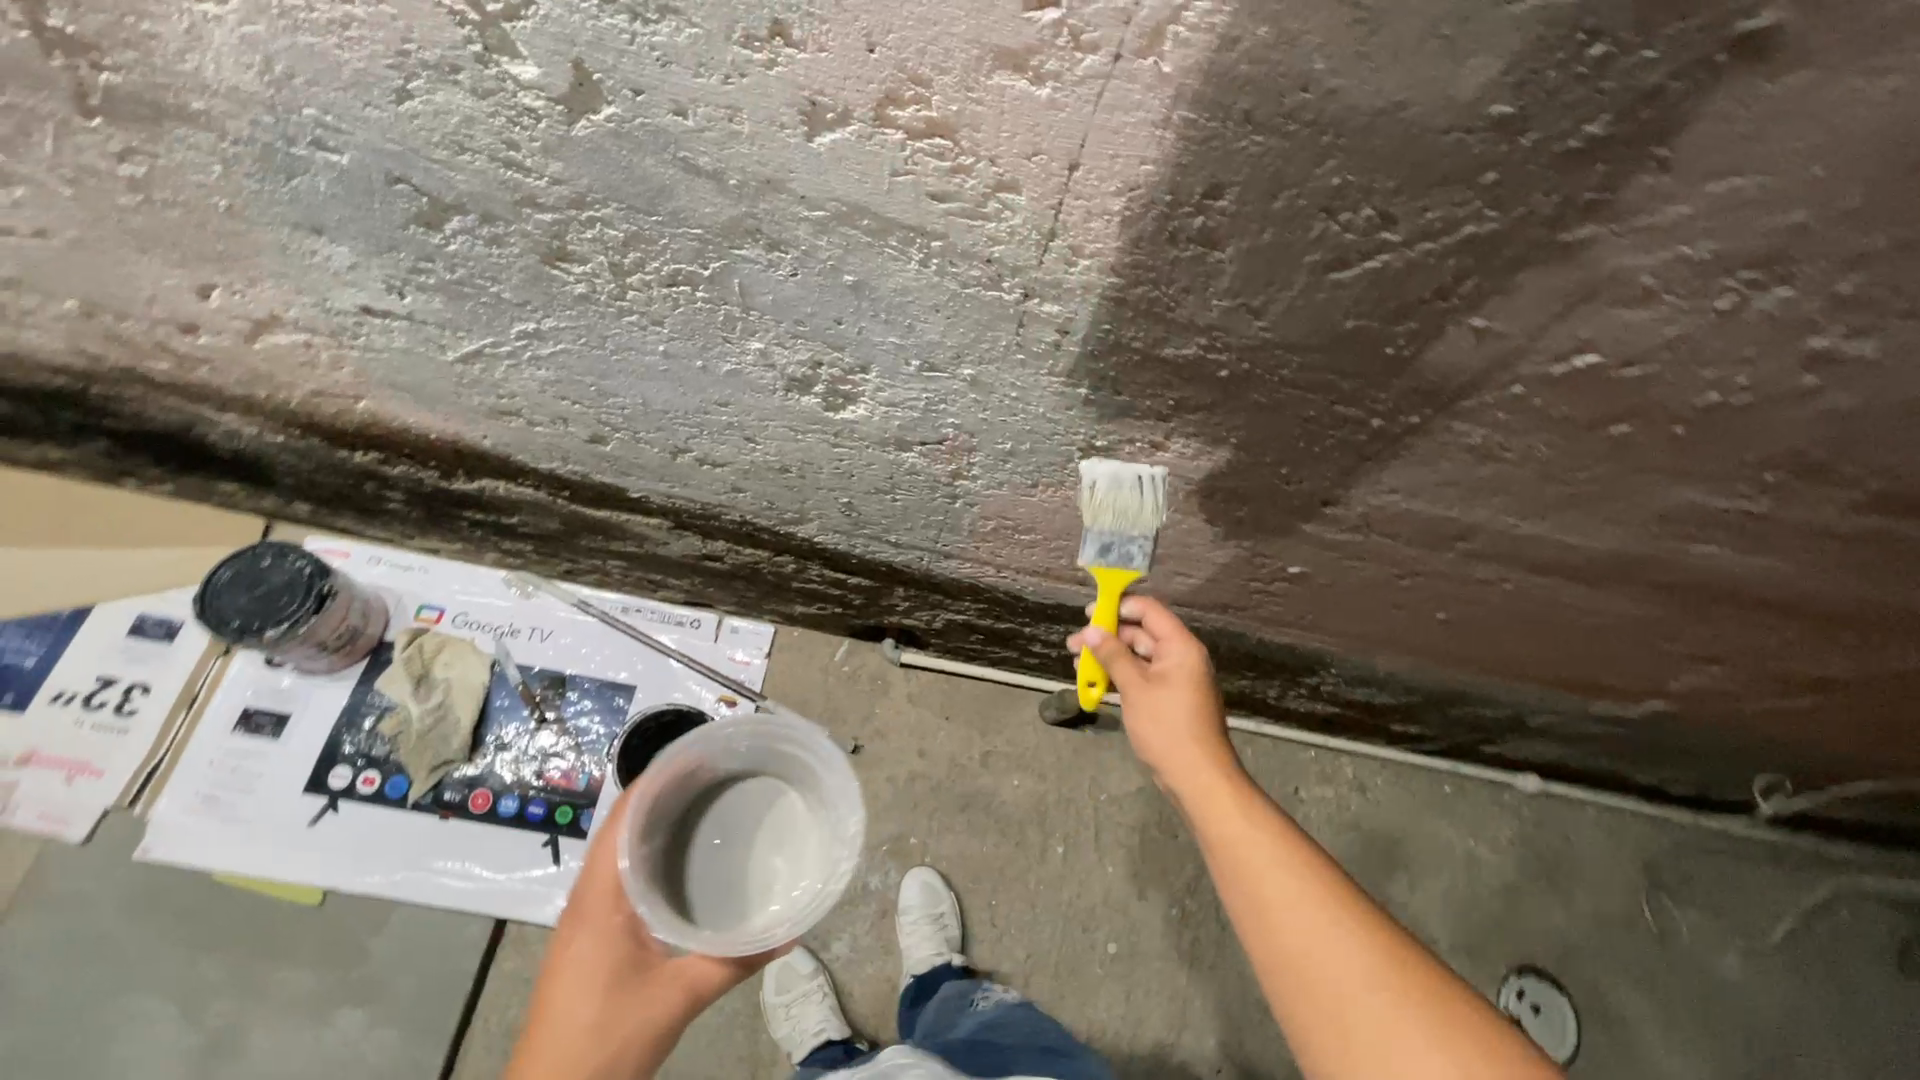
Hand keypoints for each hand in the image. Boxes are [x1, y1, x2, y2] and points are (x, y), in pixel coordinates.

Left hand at [506, 786, 783, 1079]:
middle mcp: (587, 898)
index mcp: (601, 897)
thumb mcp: (678, 999)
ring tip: (706, 810)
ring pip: (618, 856)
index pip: (624, 816)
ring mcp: (582, 921)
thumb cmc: (606, 1039)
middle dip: (665, 797)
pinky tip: (681, 871)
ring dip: (655, 828)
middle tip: (718, 779)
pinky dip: (648, 861)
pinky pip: (618, 881)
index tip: (702, 759)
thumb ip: (734, 962)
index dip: (658, 779)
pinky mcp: (587, 941)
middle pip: (621, 829)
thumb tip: (789, 934)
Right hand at [1067, 595, 1240, 796]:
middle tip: (1074, 643)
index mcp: (1180, 646)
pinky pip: (1142, 676)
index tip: (1088, 613)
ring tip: (1077, 662)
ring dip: (1109, 657)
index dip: (1118, 606)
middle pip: (1141, 633)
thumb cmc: (1166, 727)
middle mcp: (1180, 656)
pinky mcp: (1168, 698)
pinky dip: (1120, 675)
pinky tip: (1095, 681)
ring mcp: (1175, 678)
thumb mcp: (1135, 688)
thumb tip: (1091, 630)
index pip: (1148, 610)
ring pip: (1138, 656)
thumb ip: (1113, 655)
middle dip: (1107, 636)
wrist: (1197, 775)